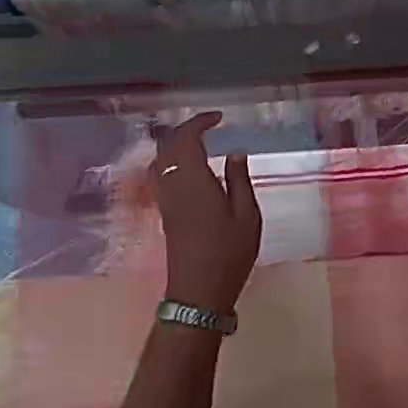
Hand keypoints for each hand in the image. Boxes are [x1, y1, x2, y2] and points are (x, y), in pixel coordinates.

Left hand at [150, 112, 261, 313]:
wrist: (199, 289)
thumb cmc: (229, 253)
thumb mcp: (247, 216)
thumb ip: (240, 180)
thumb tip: (235, 152)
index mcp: (193, 180)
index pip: (187, 138)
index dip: (200, 122)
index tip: (218, 118)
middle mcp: (173, 184)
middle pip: (168, 144)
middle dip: (186, 128)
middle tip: (209, 126)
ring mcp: (165, 198)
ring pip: (160, 159)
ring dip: (175, 143)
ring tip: (198, 142)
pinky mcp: (164, 211)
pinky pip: (160, 174)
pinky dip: (171, 160)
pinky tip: (189, 168)